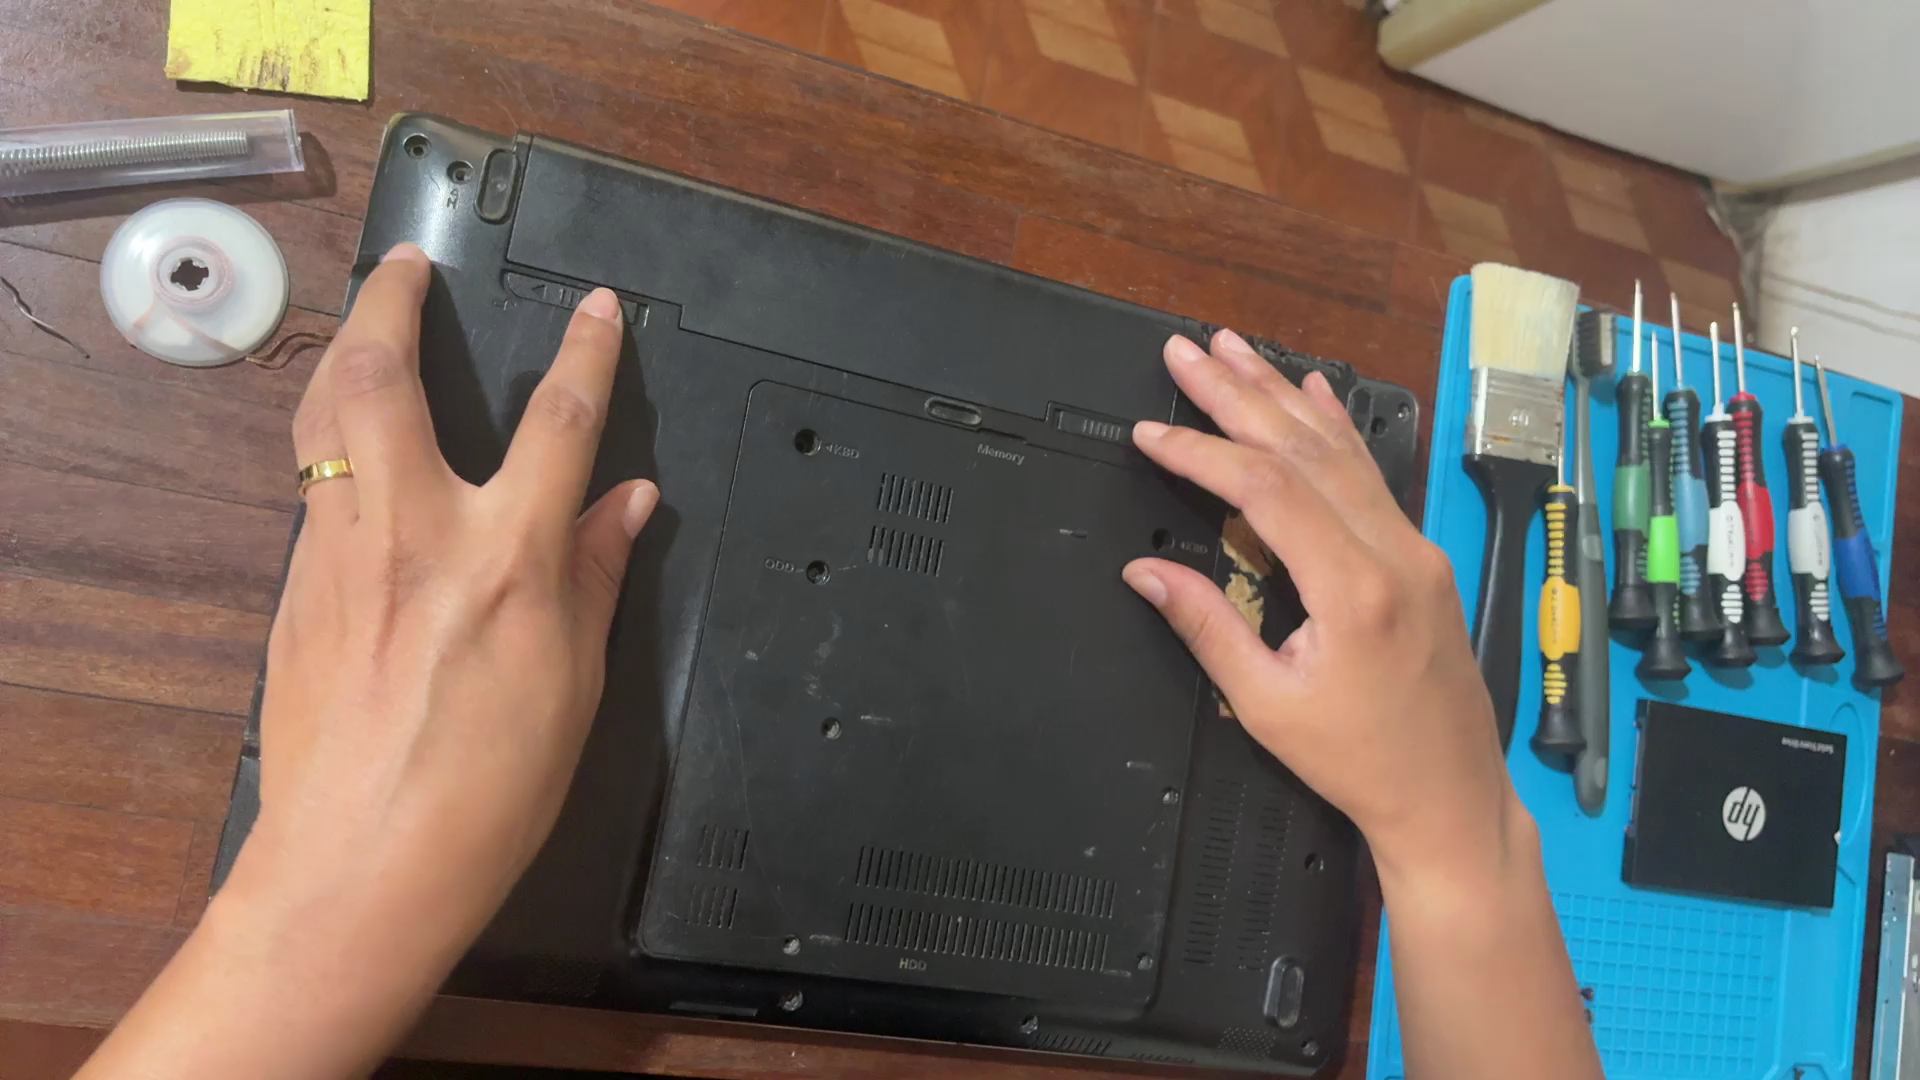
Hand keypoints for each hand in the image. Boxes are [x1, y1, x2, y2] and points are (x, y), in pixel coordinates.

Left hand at [236, 243, 656, 966]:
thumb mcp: (577, 670)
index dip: (589, 356)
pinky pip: (316, 488)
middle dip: (393, 306)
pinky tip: (362, 451)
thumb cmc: (495, 776)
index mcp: (506, 560)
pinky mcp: (296, 589)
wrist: (366, 864)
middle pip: (384, 383)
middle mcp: (413, 538)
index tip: (600, 309)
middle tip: (408, 264)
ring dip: (346, 353)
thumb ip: (597, 568)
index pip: (560, 426)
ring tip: (369, 321)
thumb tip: (629, 502)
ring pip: (322, 420)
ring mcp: (338, 558)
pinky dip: (338, 440)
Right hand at [1120, 330, 1520, 881]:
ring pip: (1341, 448)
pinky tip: (1315, 389)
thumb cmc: (1355, 758)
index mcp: (1353, 589)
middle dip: (1237, 393)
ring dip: (1281, 394)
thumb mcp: (1263, 701)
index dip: (1202, 452)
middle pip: (1304, 448)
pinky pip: (1372, 472)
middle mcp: (1392, 550)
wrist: (1450, 796)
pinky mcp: (1419, 553)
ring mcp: (1414, 546)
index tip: (1151, 432)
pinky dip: (1336, 425)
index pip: (1266, 490)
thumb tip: (1142, 570)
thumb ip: (1204, 623)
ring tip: (1235, 349)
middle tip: (1187, 351)